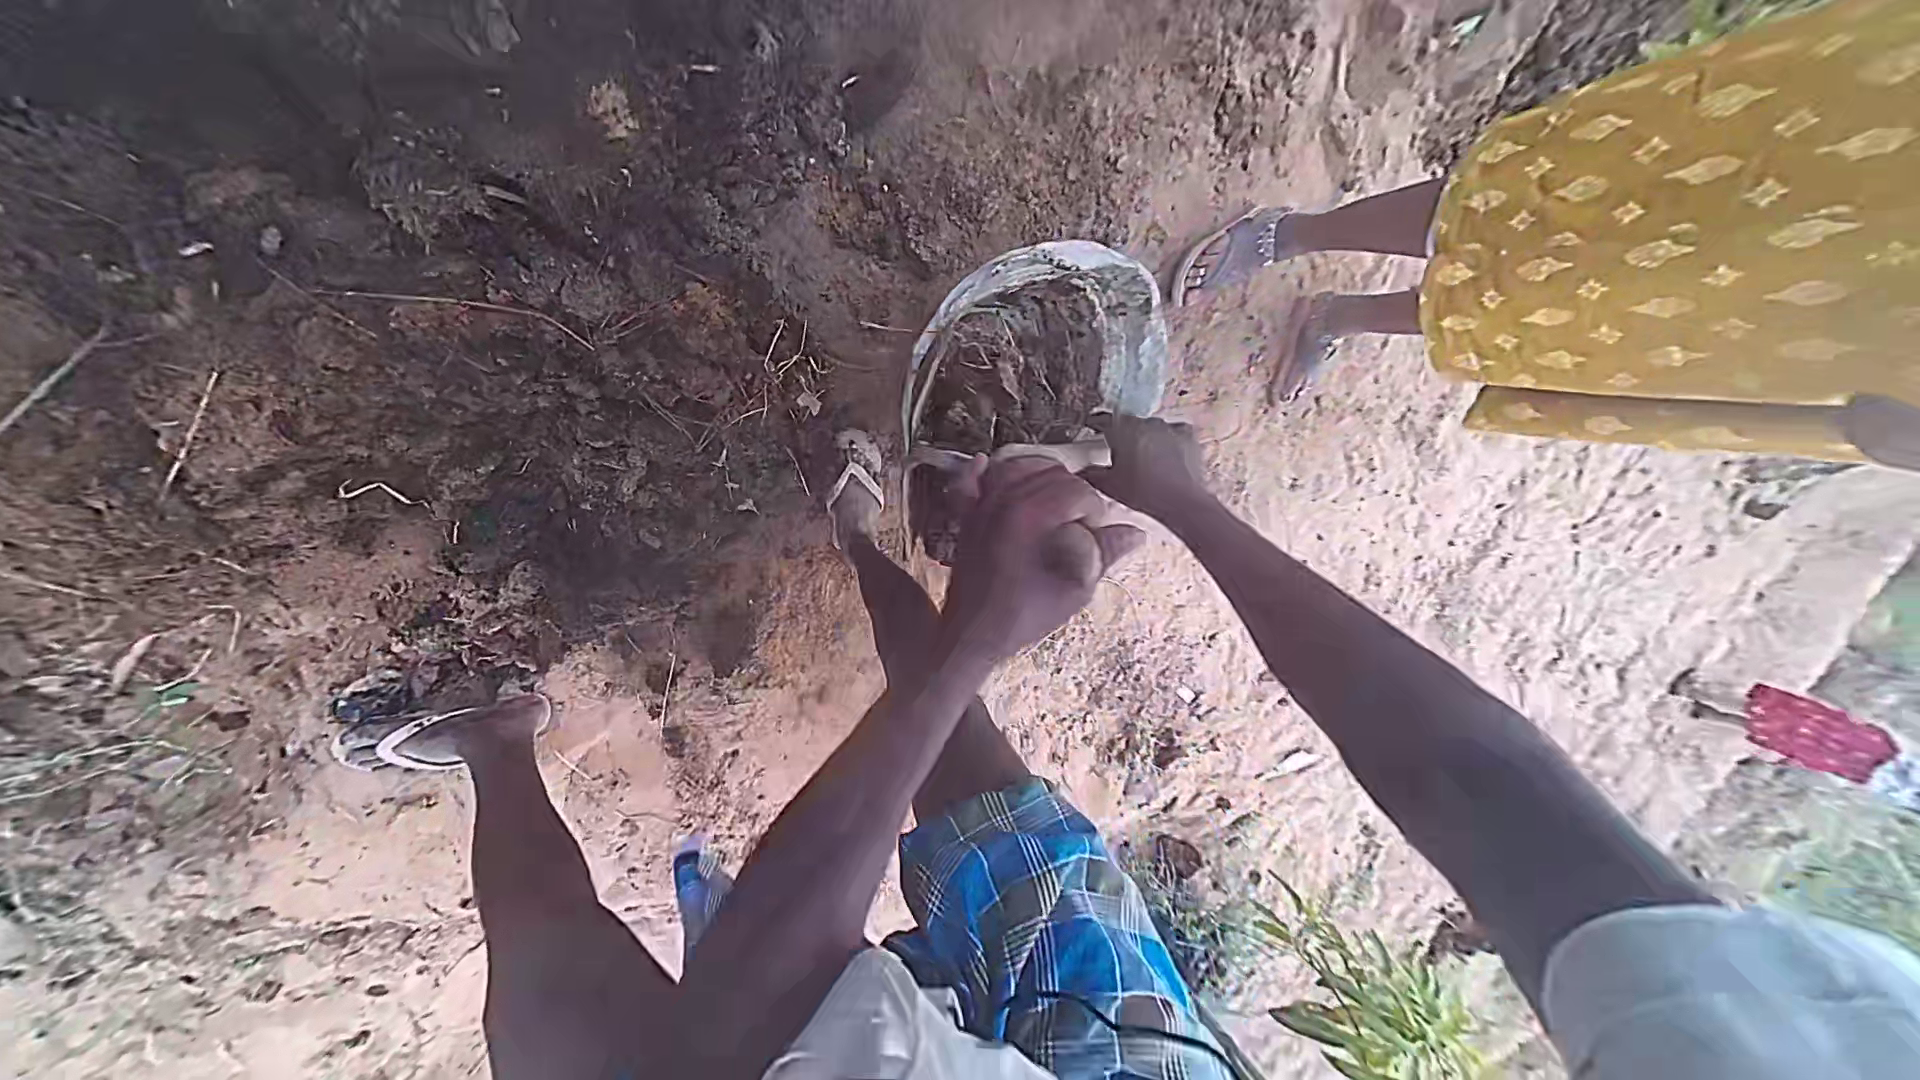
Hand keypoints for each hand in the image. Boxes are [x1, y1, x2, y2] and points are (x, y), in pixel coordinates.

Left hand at [941, 457, 1144, 661]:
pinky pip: (971, 481)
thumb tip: (1134, 534)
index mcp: (1031, 515)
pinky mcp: (967, 518)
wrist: (973, 635)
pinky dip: (980, 471)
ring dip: (1041, 475)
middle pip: (1050, 473)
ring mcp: (981, 507)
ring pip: (1016, 466)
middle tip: (1082, 521)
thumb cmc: (1022, 617)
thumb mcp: (1074, 590)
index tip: (1097, 530)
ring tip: (1057, 498)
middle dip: (1074, 492)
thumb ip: (1103, 554)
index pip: (1076, 489)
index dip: (1094, 509)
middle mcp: (1003, 501)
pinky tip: (985, 465)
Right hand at [1083, 415, 1214, 521]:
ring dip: (1145, 439)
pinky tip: (1164, 458)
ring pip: (1150, 428)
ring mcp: (1169, 427)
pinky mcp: (1188, 437)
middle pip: (1128, 424)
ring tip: (1143, 462)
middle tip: (1118, 456)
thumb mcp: (1108, 485)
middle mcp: (1146, 423)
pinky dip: (1167, 442)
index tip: (1092, 426)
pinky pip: (1172, 434)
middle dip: (1122, 436)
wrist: (1180, 502)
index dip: (1095, 424)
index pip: (1103, 419)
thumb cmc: (1143, 492)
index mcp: (1122, 429)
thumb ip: (1090, 474)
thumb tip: (1082, 471)